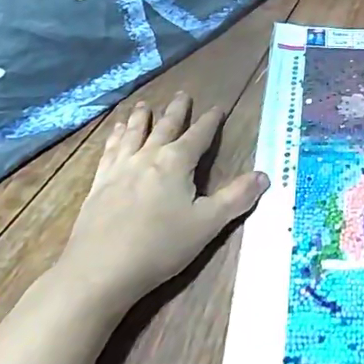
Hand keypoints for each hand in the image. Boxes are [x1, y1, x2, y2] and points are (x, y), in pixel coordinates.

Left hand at [57, 92, 269, 312]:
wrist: (100, 269)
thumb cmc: (159, 247)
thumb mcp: (207, 224)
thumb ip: (236, 198)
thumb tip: (264, 175)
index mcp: (176, 162)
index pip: (199, 135)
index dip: (210, 121)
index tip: (218, 108)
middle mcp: (148, 156)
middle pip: (166, 127)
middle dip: (177, 111)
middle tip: (182, 94)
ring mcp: (120, 167)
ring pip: (135, 133)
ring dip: (142, 117)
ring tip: (145, 105)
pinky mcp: (99, 182)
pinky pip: (111, 150)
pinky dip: (116, 136)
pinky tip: (116, 132)